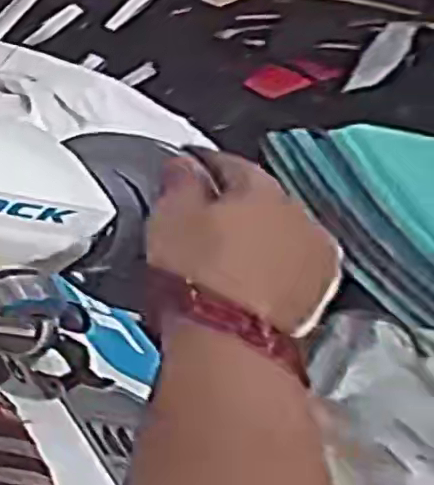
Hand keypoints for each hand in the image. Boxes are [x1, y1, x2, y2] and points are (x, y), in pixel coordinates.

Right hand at [146, 148, 341, 334]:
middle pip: (261, 196)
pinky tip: (234, 262)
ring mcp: (315, 255)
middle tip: (193, 201)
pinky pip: (286, 256)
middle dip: (230, 196)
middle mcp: (301, 219)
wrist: (223, 324)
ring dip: (250, 226)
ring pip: (277, 227)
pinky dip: (262, 253)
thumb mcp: (169, 211)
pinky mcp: (315, 285)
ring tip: (212, 237)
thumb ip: (179, 181)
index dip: (204, 160)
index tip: (186, 160)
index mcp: (264, 193)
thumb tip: (184, 165)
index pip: (233, 163)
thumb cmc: (193, 266)